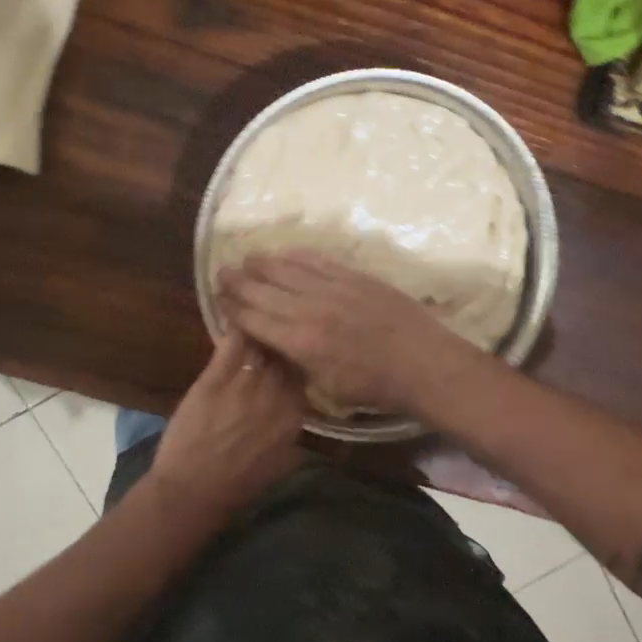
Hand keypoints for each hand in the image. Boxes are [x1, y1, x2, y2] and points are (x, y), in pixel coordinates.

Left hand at [151, 330, 306, 513]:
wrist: (192, 490)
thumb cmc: (237, 486)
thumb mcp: (281, 466)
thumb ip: (296, 440)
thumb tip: (302, 421)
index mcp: (294, 419)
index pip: (304, 379)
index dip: (298, 367)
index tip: (293, 361)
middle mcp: (275, 396)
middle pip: (285, 358)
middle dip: (282, 348)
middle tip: (276, 341)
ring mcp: (243, 383)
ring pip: (261, 347)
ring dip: (262, 337)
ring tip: (259, 328)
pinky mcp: (213, 377)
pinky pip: (231, 344)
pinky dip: (236, 332)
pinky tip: (236, 322)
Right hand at [216, 250, 482, 413]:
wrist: (423, 365)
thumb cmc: (375, 388)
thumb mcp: (327, 388)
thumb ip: (298, 362)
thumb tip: (276, 344)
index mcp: (300, 343)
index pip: (255, 320)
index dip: (233, 308)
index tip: (218, 299)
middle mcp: (311, 310)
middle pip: (265, 290)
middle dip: (239, 281)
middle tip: (221, 272)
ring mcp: (334, 289)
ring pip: (288, 270)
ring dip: (263, 263)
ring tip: (246, 258)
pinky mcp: (355, 278)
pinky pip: (319, 261)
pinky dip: (297, 255)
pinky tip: (284, 253)